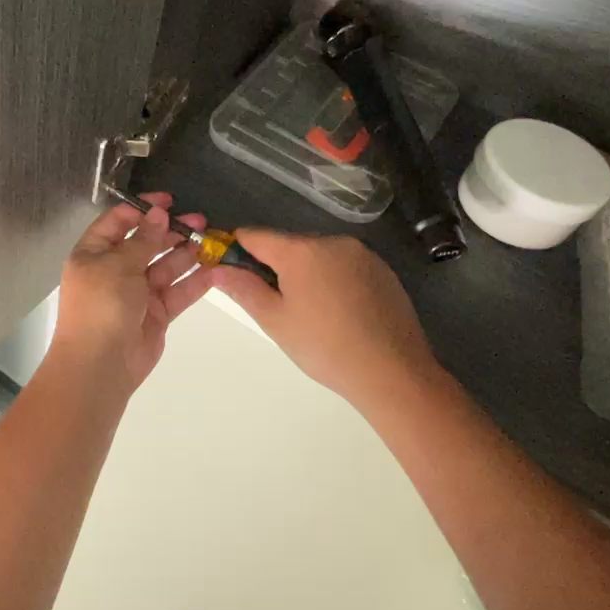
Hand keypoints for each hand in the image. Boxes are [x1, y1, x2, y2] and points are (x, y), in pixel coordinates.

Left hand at [50, 193, 210, 393]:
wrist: (100, 365)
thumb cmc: (101, 306)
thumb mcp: (118, 265)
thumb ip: (142, 239)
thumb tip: (157, 214)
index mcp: (93, 254)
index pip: (118, 222)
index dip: (142, 209)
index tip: (170, 201)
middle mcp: (114, 270)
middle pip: (146, 243)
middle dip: (171, 231)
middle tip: (200, 221)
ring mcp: (136, 293)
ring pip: (165, 267)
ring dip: (187, 253)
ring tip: (211, 239)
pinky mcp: (156, 314)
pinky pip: (177, 292)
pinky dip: (195, 281)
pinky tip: (215, 269)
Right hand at [209, 229, 440, 404]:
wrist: (393, 373)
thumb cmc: (325, 347)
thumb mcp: (275, 321)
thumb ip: (243, 288)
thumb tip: (216, 269)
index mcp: (301, 250)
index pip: (255, 236)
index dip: (237, 250)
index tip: (231, 272)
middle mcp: (332, 242)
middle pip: (289, 245)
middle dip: (275, 266)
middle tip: (276, 305)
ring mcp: (362, 255)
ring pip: (319, 256)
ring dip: (307, 274)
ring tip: (312, 313)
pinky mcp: (383, 271)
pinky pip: (345, 267)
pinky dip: (334, 281)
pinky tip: (341, 314)